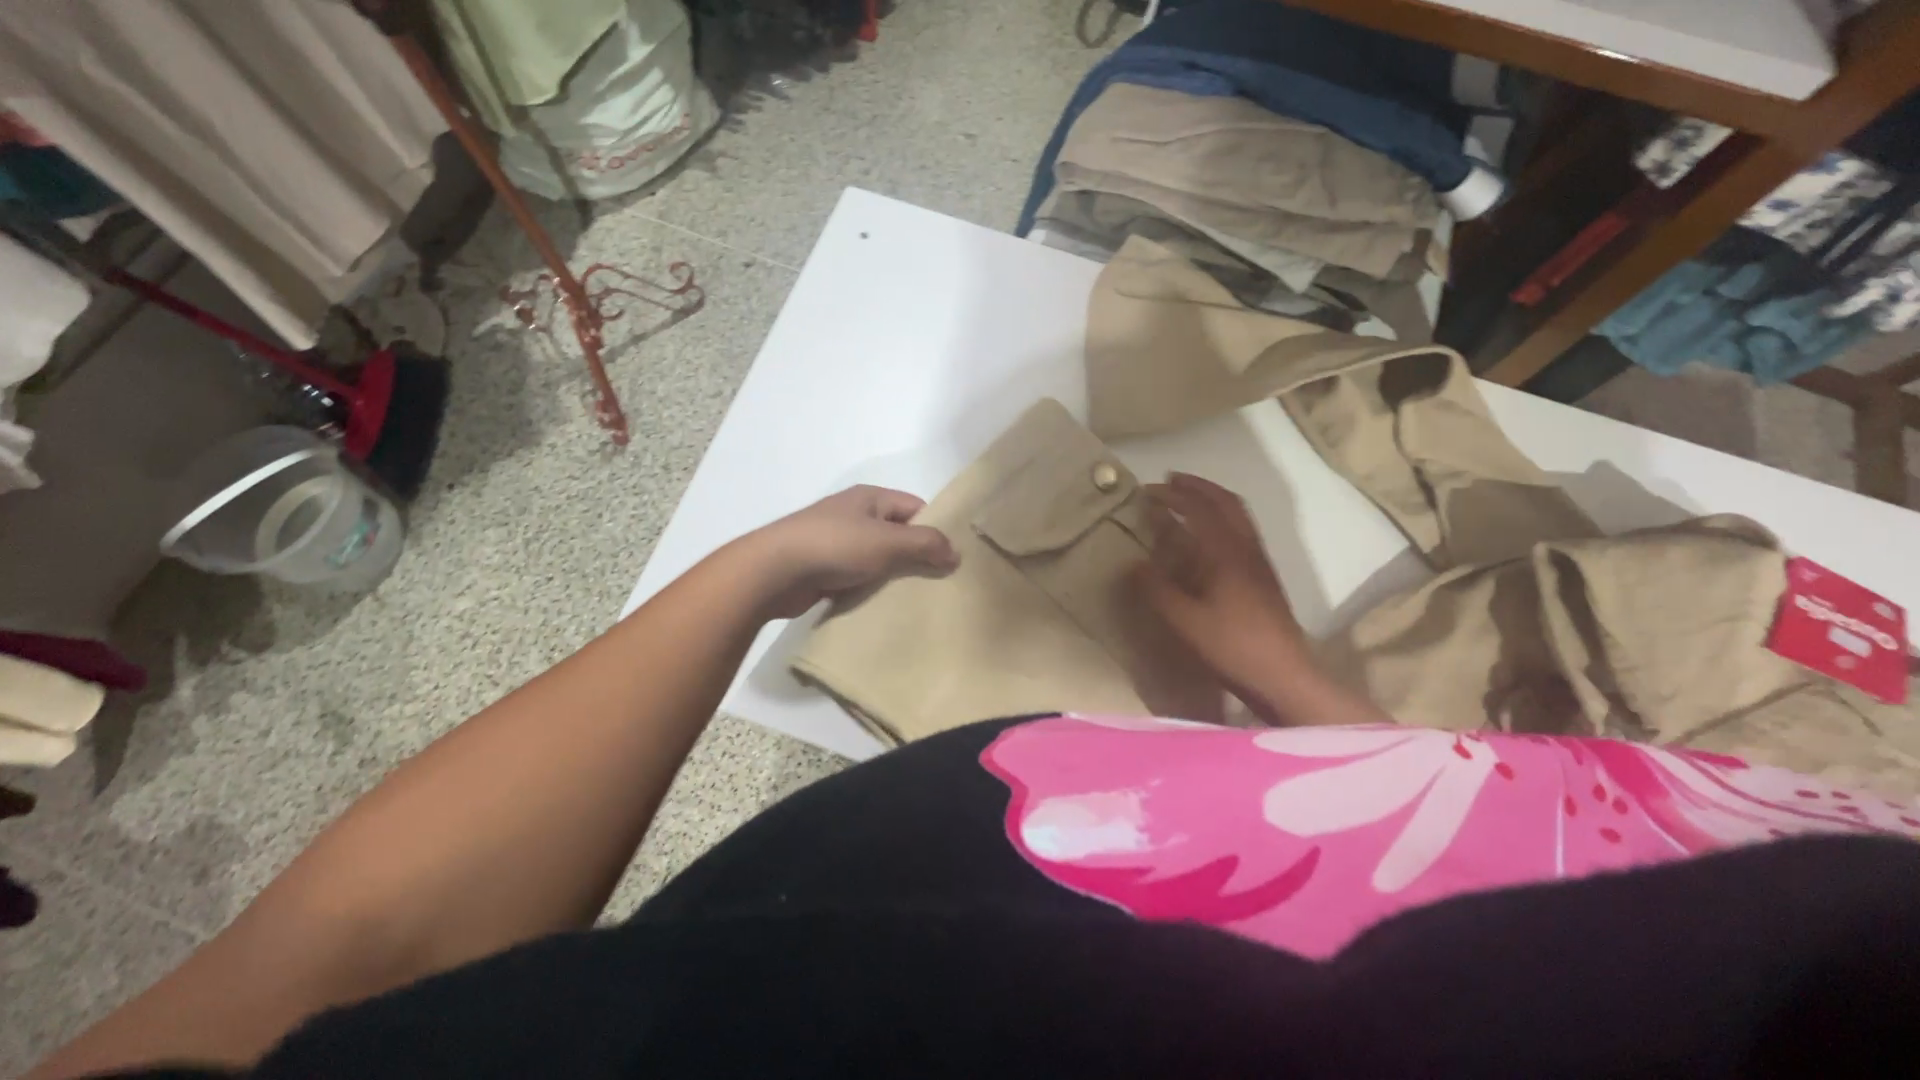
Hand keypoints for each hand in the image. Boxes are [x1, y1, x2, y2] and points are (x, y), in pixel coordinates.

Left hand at [731, 485, 959, 617]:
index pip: (914, 508)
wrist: (774, 572)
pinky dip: (869, 589)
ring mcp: (836, 542)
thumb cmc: (834, 546)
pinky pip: (857, 577)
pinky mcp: (823, 569)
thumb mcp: (887, 542)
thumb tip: (956, 552)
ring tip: (915, 599)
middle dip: (916, 557)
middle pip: (897, 534)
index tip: (952, 559)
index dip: (934, 529)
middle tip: (940, 584)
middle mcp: (853, 515)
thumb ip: (924, 545)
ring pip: (877, 558)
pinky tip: (881, 607)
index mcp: (869, 498)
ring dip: (892, 576)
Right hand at [1134, 474, 1313, 714]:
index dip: (1174, 495)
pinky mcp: (1265, 579)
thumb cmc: (1232, 647)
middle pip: (1226, 503)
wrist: (1283, 676)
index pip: (1200, 509)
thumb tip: (1133, 564)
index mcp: (1227, 553)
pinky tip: (1207, 541)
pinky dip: (1222, 521)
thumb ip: (1157, 590)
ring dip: (1213, 501)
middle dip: (1198, 487)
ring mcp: (1260, 563)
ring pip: (1239, 517)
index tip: (1148, 491)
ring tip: (1188, 502)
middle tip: (1171, 482)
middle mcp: (1247, 549)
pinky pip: (1242, 534)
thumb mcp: (1185, 622)